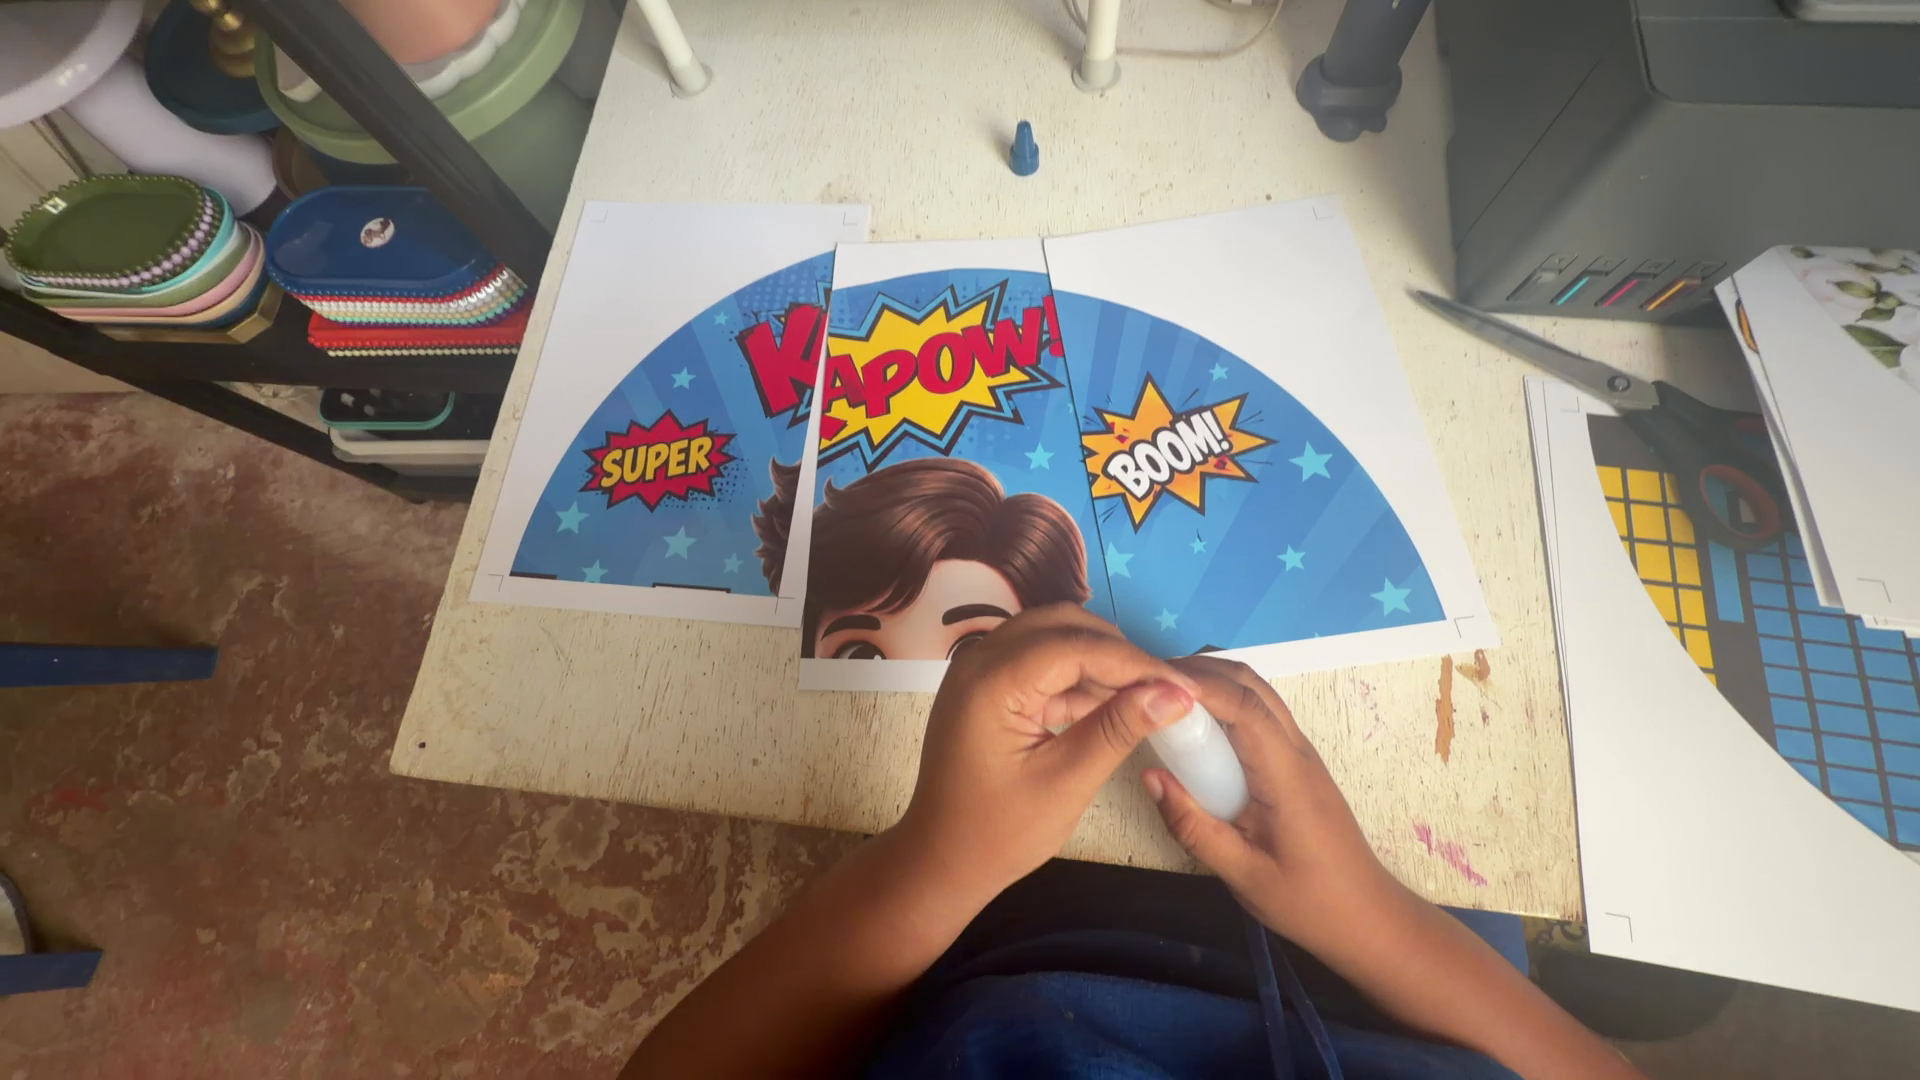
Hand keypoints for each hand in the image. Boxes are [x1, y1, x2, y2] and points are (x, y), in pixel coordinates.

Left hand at [897, 604, 1200, 903]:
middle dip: (1116, 651)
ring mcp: (978, 669)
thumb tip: (1174, 694)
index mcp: (992, 681)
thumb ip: (1118, 729)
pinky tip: (1109, 703)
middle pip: (1060, 626)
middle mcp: (980, 659)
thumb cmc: (999, 832)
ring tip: (1144, 695)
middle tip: (1163, 688)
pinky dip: (1074, 675)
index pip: (1074, 645)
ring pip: (1050, 636)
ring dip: (1097, 658)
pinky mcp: (986, 685)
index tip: (1183, 687)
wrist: (941, 859)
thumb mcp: (1066, 783)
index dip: (1134, 661)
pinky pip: (1037, 660)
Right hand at [1144, 656, 1407, 958]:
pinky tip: (1191, 718)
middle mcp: (1296, 750)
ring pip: (1255, 689)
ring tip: (1160, 693)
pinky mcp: (1293, 759)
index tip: (1153, 685)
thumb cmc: (1309, 902)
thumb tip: (1150, 776)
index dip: (1200, 686)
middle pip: (1250, 682)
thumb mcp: (1243, 876)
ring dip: (1211, 678)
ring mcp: (1298, 751)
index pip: (1245, 706)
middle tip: (1145, 681)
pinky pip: (1256, 709)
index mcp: (1286, 775)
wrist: (1370, 919)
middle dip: (1198, 670)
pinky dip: (1222, 697)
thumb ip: (1194, 827)